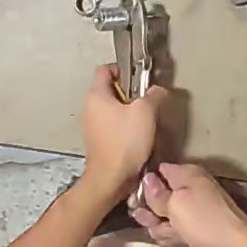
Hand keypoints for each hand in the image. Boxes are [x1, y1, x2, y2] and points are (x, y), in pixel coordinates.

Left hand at [80, 65, 167, 197]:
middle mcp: (89, 109)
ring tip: (146, 121)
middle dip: (130, 94)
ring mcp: (91, 126)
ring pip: (112, 110)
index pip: (105, 70)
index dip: (122, 69)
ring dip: (129, 112)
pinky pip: (112, 127)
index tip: (139, 79)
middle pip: (111, 91)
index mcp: (96, 96)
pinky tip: (138, 137)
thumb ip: (154, 95)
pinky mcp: (97, 141)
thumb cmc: (125, 141)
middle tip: (147, 102)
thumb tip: (158, 90)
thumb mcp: (146, 111)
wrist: (111, 177)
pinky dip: (124, 128)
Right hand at [132, 163, 246, 246]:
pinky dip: (168, 234)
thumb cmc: (204, 221)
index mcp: (186, 175)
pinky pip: (170, 228)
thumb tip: (146, 179)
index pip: (157, 171)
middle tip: (150, 218)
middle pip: (156, 194)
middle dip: (149, 208)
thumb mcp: (175, 203)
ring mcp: (189, 210)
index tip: (136, 196)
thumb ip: (157, 192)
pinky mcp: (190, 228)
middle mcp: (187, 188)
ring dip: (157, 224)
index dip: (145, 182)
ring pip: (160, 214)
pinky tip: (170, 239)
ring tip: (165, 231)